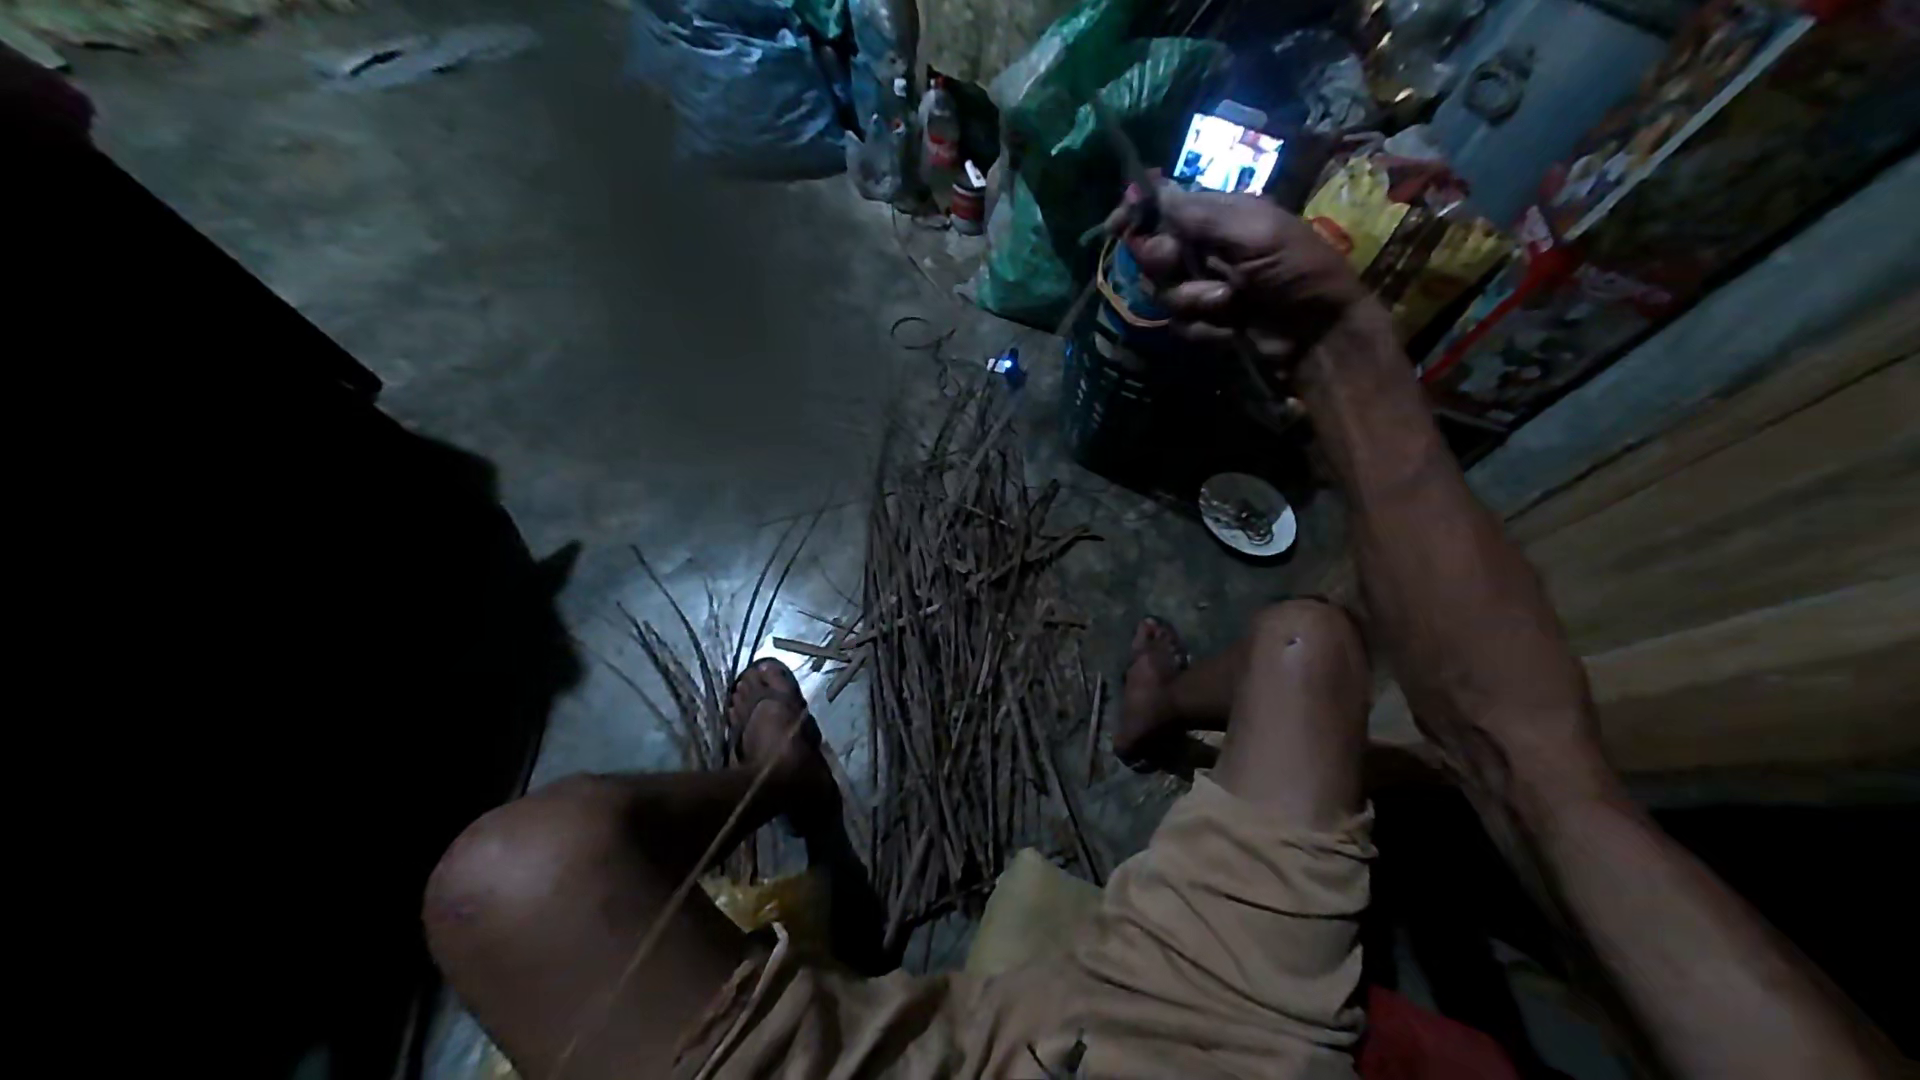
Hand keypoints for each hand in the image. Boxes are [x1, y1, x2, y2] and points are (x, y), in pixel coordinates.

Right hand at [1117, 183, 1387, 374]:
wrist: (1316, 333)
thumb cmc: (1296, 270)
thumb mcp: (1254, 232)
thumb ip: (1202, 215)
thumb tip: (1159, 190)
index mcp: (1220, 217)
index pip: (1165, 207)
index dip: (1138, 213)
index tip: (1117, 223)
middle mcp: (1205, 249)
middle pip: (1153, 251)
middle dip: (1163, 262)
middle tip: (1178, 265)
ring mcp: (1202, 287)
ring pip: (1162, 292)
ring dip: (1190, 299)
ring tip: (1227, 303)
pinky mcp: (1203, 322)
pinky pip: (1179, 324)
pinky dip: (1202, 327)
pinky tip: (1228, 327)